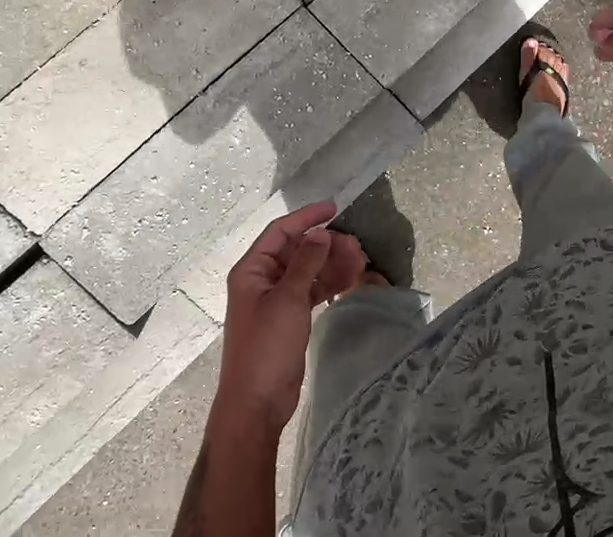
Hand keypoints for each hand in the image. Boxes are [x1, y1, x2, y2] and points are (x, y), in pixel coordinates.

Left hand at [215, 202, 365, 430]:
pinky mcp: (288, 318)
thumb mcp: (288, 299)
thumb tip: (320, 232)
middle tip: (356, 247)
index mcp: (251, 270)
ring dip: (332, 263)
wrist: (256, 403)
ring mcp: (275, 300)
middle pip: (297, 250)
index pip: (280, 231)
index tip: (335, 209)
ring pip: (307, 270)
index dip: (307, 217)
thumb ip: (305, 262)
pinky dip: (329, 283)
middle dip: (326, 244)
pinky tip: (351, 280)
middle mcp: (261, 280)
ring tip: (360, 263)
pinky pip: (311, 290)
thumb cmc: (266, 347)